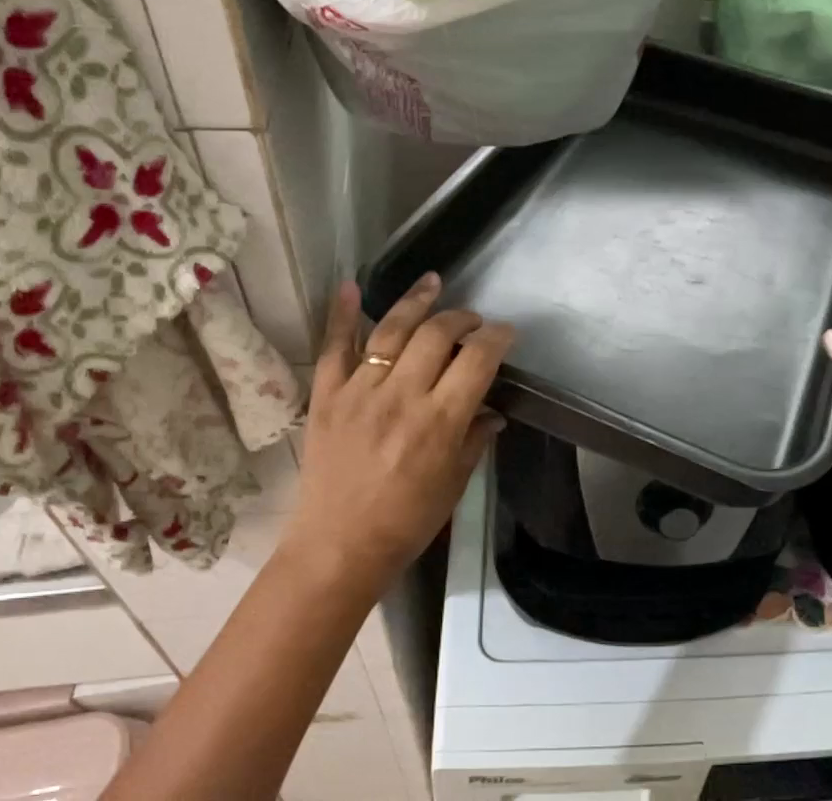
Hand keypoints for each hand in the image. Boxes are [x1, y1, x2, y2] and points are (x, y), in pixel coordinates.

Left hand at [289, 275, 515, 583]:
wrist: (337, 548)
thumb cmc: (406, 523)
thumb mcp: (455, 484)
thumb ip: (476, 439)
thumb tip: (494, 410)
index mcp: (440, 421)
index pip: (477, 359)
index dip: (497, 337)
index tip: (505, 334)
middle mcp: (402, 396)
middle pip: (438, 334)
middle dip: (462, 318)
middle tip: (472, 321)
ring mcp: (359, 391)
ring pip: (392, 329)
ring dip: (416, 301)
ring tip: (433, 282)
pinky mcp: (326, 396)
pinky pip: (334, 346)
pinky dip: (341, 314)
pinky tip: (351, 285)